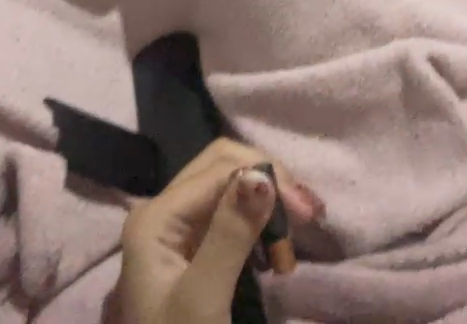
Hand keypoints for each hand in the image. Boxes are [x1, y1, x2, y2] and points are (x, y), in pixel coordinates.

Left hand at [112, 140, 322, 323]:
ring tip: (292, 248)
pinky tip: (279, 254)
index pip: (219, 167)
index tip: (310, 213)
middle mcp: (164, 212)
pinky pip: (231, 218)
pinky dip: (261, 228)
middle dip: (270, 183)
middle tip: (310, 217)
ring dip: (269, 208)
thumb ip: (230, 233)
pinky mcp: (194, 253)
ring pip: (231, 191)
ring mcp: (177, 232)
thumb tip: (262, 173)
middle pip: (224, 168)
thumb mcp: (204, 299)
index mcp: (156, 216)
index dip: (267, 176)